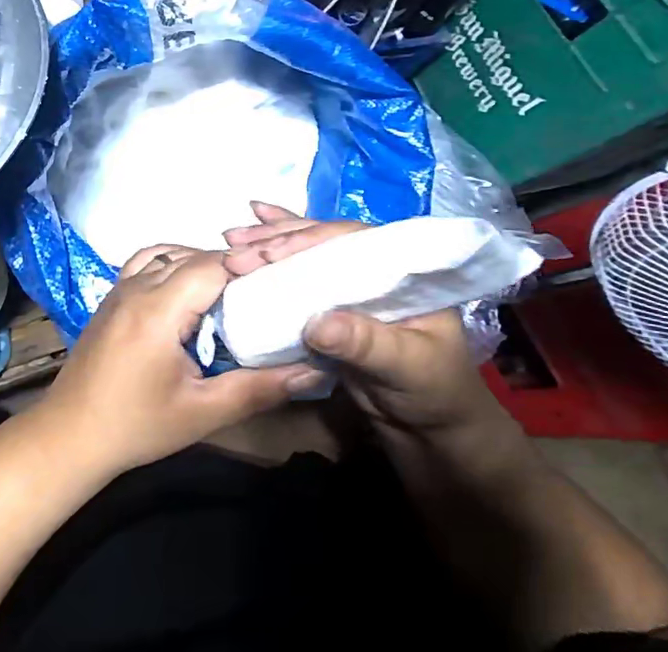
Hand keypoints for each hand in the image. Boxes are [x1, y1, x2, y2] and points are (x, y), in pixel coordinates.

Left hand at [36, 245, 320, 476]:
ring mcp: (120, 288)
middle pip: (194, 255)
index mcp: (159, 309)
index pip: (213, 265)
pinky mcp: (111, 296)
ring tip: (231, 291)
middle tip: (267, 288)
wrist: (69, 437)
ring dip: (202, 263)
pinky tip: (187, 290)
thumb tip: (314, 371)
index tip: (282, 278)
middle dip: (233, 265)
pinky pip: (147, 261)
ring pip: (170, 254)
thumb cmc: (137, 426)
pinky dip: (172, 262)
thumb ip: (259, 388)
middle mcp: (138, 286)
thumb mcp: (203, 412)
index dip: (251, 265)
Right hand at [222, 203, 505, 437]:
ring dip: (269, 242)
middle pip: (322, 242)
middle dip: (279, 239)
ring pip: (306, 254)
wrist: (432, 432)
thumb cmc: (435, 393)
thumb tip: (314, 322)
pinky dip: (275, 259)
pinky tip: (252, 237)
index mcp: (402, 268)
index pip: (353, 242)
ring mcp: (349, 286)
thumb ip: (366, 343)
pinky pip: (299, 278)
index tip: (270, 251)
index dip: (310, 241)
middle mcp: (374, 267)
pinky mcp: (330, 308)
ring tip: (231, 235)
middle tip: (237, 244)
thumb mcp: (408, 367)